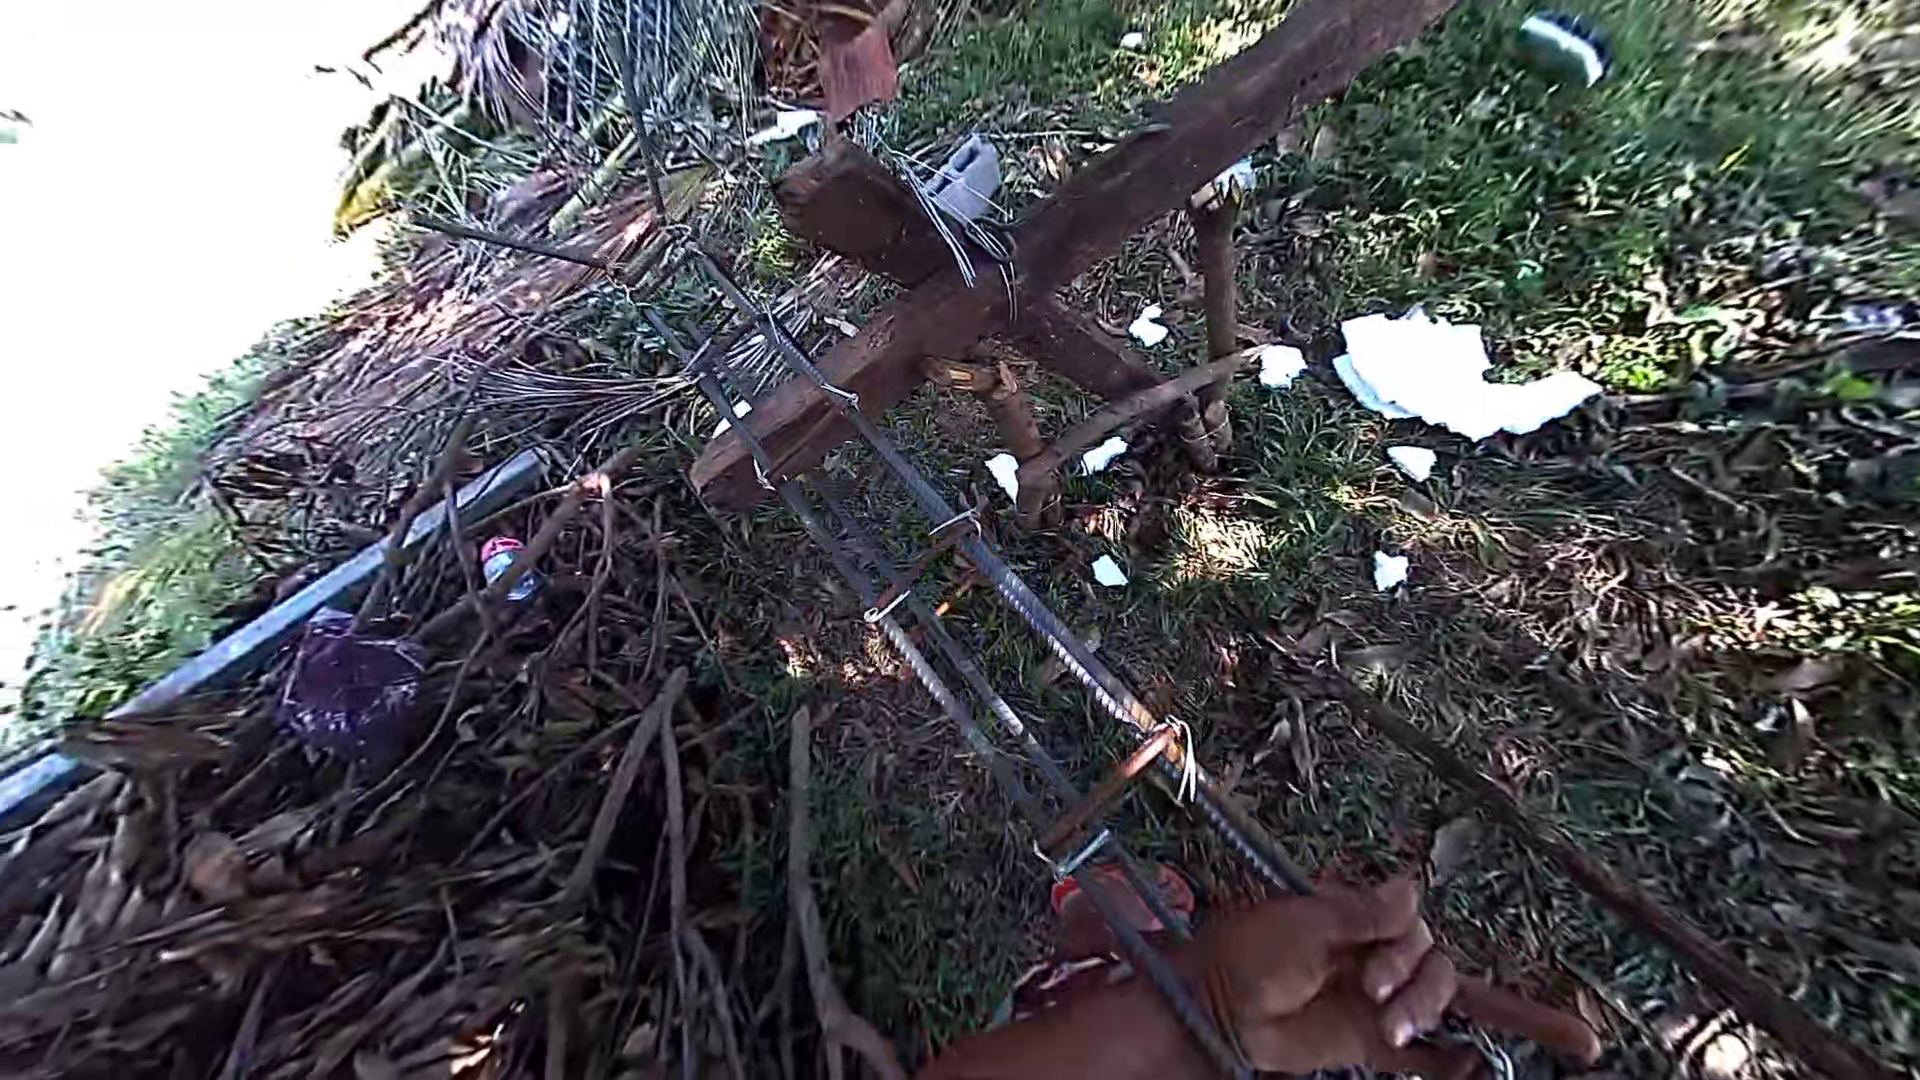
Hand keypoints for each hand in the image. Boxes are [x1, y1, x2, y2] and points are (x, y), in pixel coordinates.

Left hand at [1191, 878, 1600, 1077]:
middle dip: (1418, 984)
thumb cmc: (1252, 951)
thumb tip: (1412, 886)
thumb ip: (1362, 913)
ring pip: (1436, 1003)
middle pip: (1432, 965)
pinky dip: (1455, 1061)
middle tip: (1377, 998)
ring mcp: (1374, 999)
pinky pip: (1430, 1056)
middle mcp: (1369, 954)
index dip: (1405, 948)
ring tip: (1391, 1030)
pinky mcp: (1372, 1043)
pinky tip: (1472, 1063)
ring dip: (1426, 1014)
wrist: (1222, 1006)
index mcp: (1351, 918)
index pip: (1411, 927)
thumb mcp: (1303, 924)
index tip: (1372, 971)